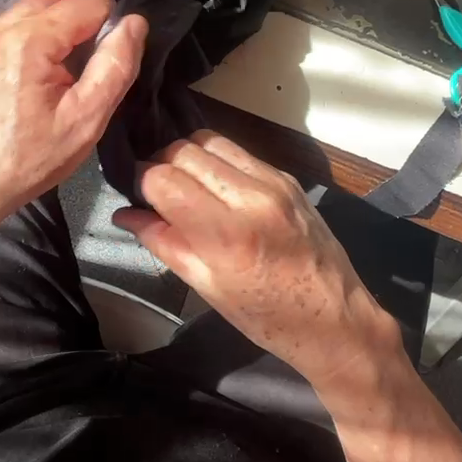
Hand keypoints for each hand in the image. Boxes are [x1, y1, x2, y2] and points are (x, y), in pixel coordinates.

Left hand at [0, 0, 147, 246]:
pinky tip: (63, 53)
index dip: (113, 22)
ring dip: (74, 3)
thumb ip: (115, 66)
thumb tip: (135, 22)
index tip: (113, 58)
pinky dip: (55, 14)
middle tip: (107, 39)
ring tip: (88, 47)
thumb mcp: (86, 120)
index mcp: (33, 38)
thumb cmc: (30, 157)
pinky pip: (31, 7)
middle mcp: (9, 21)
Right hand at [114, 131, 402, 395]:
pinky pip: (237, 152)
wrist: (338, 321)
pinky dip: (216, 161)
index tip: (139, 198)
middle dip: (161, 164)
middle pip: (182, 150)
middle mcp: (251, 196)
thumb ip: (161, 241)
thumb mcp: (205, 287)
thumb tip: (123, 214)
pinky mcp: (287, 177)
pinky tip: (215, 187)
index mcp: (227, 233)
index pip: (163, 178)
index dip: (142, 183)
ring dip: (187, 156)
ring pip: (208, 140)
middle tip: (157, 192)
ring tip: (186, 186)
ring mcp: (273, 181)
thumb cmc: (267, 318)